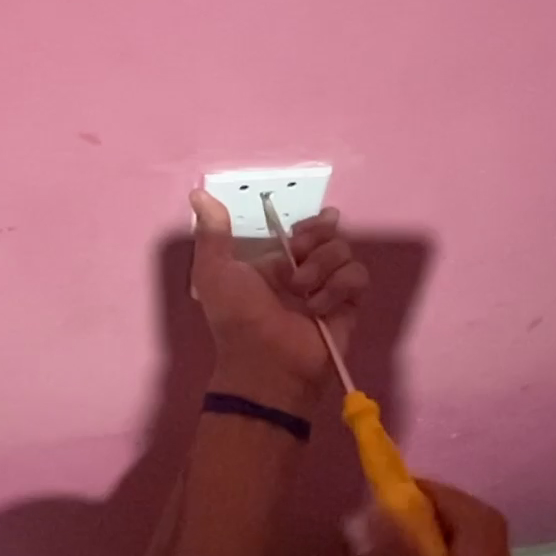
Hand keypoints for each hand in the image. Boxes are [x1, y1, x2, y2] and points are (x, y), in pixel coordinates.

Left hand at [188, 188, 367, 413]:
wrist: (266, 362)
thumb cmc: (237, 317)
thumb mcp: (214, 271)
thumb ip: (211, 232)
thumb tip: (198, 192)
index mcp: (275, 264)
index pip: (305, 229)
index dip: (309, 224)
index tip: (299, 231)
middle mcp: (305, 273)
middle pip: (329, 234)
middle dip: (315, 239)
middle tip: (297, 256)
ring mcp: (329, 289)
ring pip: (344, 252)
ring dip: (322, 267)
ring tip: (302, 292)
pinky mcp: (349, 306)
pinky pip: (357, 276)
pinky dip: (339, 287)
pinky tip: (320, 306)